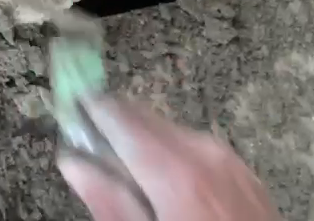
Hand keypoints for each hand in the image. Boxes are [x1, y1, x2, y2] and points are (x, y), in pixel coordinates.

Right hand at [59, 98, 279, 220]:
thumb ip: (109, 203)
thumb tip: (71, 161)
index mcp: (174, 169)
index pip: (114, 111)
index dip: (86, 110)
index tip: (68, 122)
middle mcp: (201, 149)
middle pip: (139, 116)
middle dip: (113, 132)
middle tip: (98, 166)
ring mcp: (228, 159)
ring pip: (165, 132)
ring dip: (142, 146)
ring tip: (136, 189)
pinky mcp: (245, 173)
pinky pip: (193, 150)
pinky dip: (172, 159)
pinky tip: (172, 198)